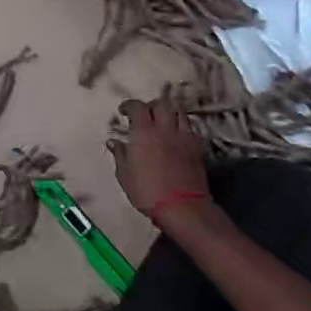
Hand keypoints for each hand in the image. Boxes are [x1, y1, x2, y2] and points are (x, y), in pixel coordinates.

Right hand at [111, 97, 211, 219]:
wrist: (181, 206)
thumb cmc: (148, 192)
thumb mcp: (125, 175)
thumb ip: (120, 155)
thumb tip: (114, 143)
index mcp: (143, 133)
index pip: (138, 107)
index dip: (130, 106)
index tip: (124, 110)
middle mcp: (164, 129)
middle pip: (160, 104)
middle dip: (150, 106)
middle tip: (144, 114)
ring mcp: (183, 136)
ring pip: (178, 112)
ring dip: (168, 112)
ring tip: (162, 120)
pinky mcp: (197, 147)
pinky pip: (190, 127)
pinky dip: (182, 125)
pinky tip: (176, 134)